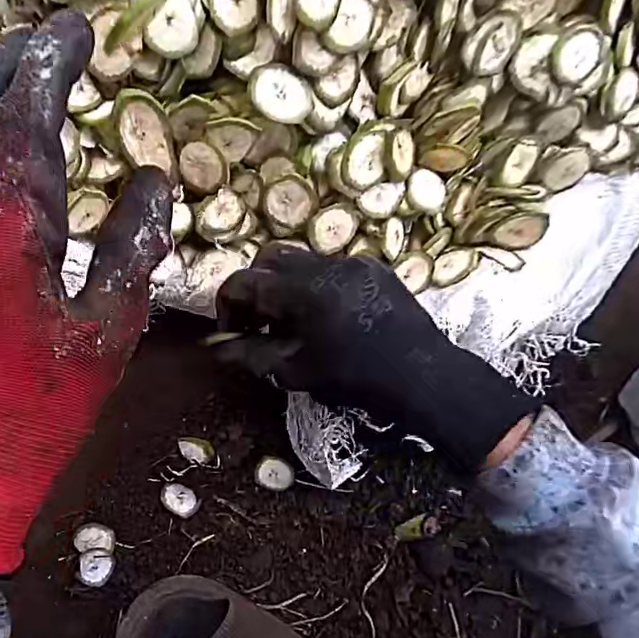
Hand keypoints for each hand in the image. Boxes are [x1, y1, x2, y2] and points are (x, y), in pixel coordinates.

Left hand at [0, 12, 173, 573]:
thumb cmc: (60, 383)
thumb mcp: (115, 316)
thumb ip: (135, 242)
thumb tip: (149, 178)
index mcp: (12, 240)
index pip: (21, 129)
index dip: (48, 69)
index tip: (76, 30)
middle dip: (6, 65)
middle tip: (48, 35)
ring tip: (27, 66)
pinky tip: (5, 128)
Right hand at [213, 248, 535, 471]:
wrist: (425, 377)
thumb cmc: (352, 377)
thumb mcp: (291, 370)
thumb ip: (247, 354)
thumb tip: (213, 349)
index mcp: (299, 290)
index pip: (242, 282)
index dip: (227, 307)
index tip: (232, 333)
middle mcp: (323, 265)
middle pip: (268, 260)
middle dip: (254, 289)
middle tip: (257, 322)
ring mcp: (352, 263)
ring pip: (300, 261)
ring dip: (284, 287)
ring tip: (290, 323)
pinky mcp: (374, 269)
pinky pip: (331, 268)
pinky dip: (314, 288)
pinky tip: (324, 319)